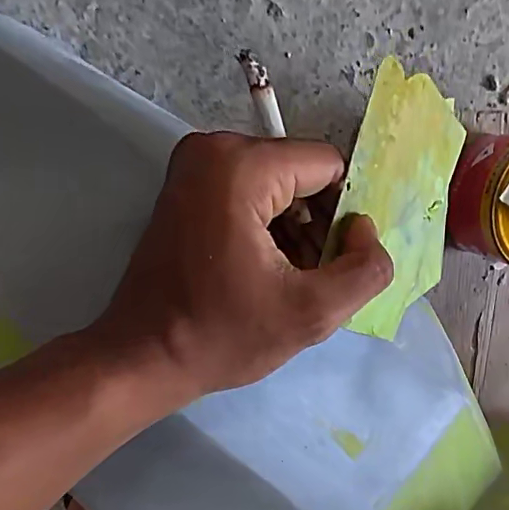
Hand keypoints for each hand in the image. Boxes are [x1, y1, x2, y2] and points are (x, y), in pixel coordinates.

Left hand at [86, 132, 392, 399]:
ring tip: (286, 286)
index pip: (329, 168)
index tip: (335, 266)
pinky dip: (264, 233)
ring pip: (275, 190)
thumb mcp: (311, 313)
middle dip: (318, 228)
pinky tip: (262, 278)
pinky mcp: (182, 194)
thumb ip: (365, 270)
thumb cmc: (222, 337)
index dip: (346, 217)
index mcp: (241, 166)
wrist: (143, 359)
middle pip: (300, 176)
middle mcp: (212, 150)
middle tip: (310, 282)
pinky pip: (246, 199)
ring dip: (293, 235)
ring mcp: (190, 170)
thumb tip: (364, 232)